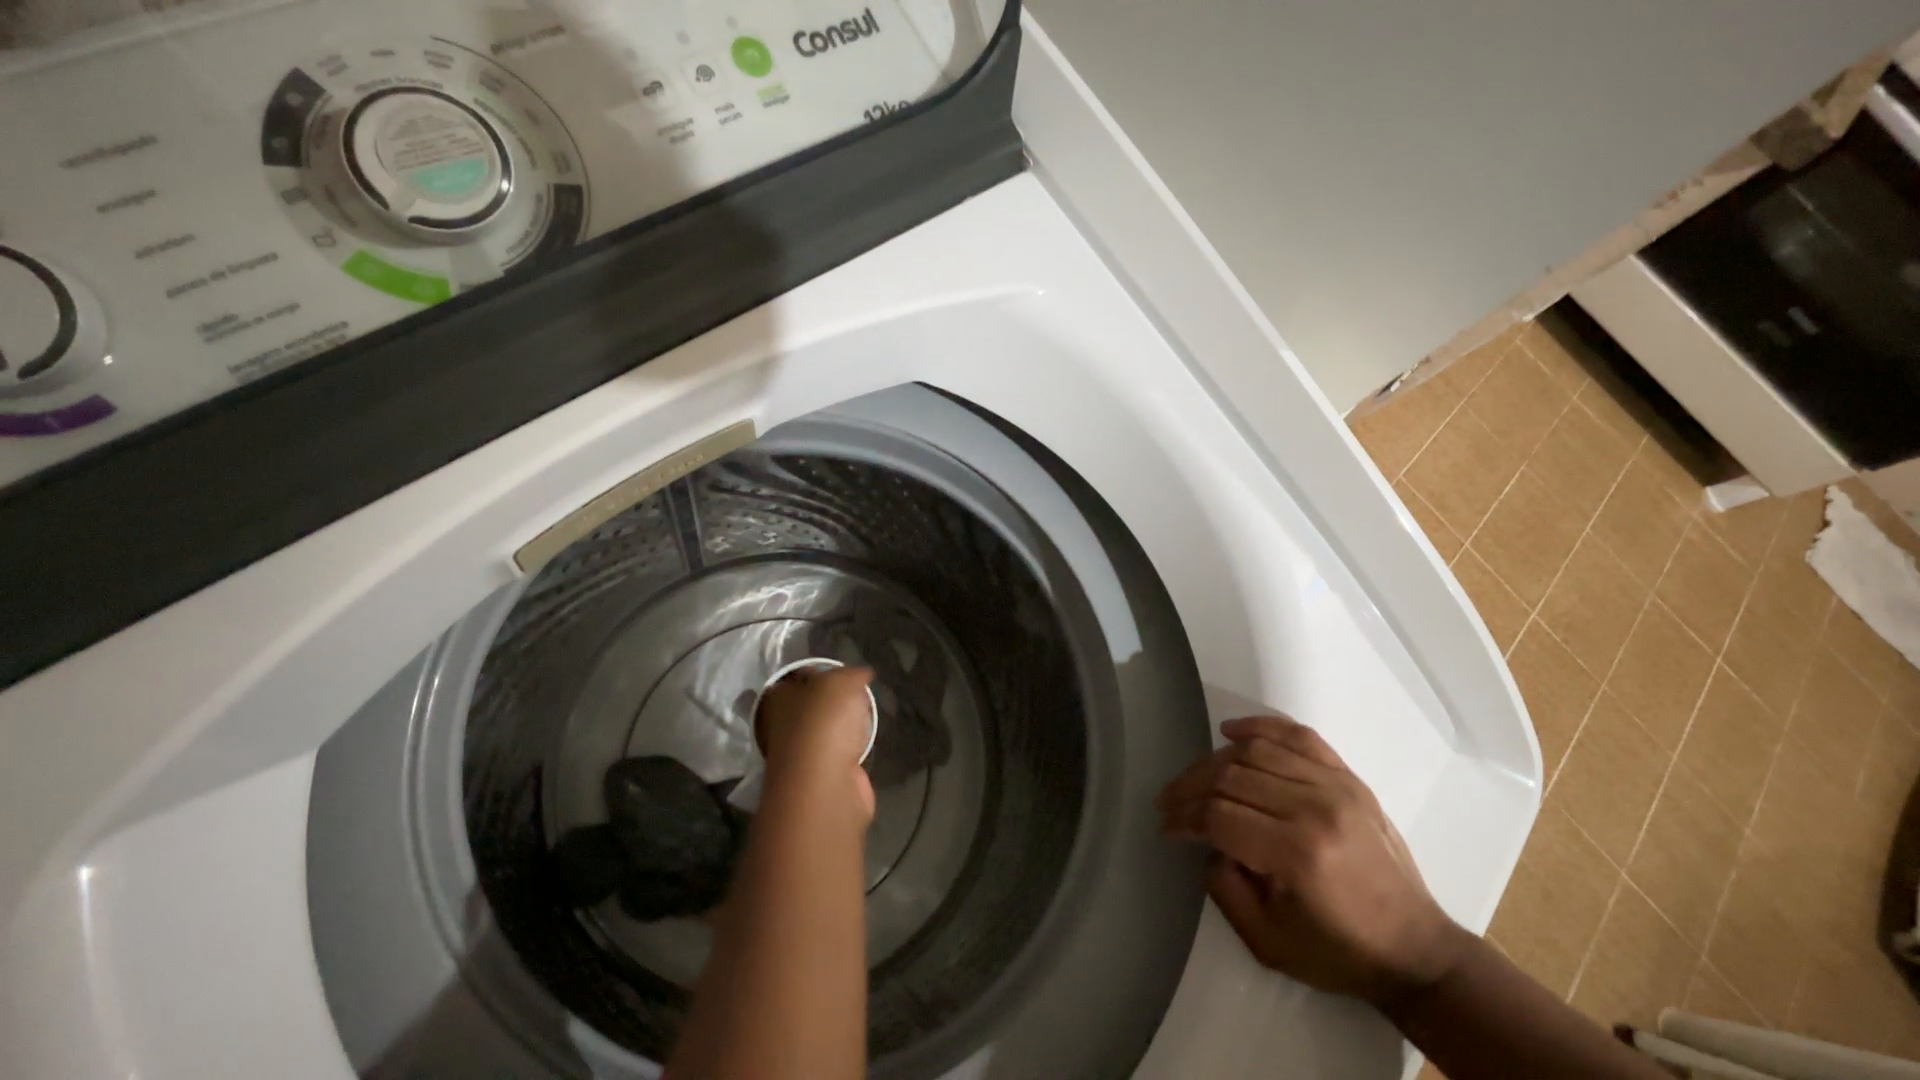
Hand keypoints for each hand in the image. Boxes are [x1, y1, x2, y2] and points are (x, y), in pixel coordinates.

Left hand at [755, 665, 875, 820]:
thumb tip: (862, 674)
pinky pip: (838, 755)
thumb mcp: (841, 682)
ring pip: (825, 732)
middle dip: (832, 701)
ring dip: (842, 727)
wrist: (827, 783)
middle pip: (810, 707)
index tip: (842, 671)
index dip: (817, 672)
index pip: (795, 679)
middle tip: (858, 693)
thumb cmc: (825, 722)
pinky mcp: (822, 777)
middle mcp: (784, 726)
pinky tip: (864, 744)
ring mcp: (802, 755)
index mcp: (778, 699)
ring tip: (865, 716)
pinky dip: (850, 751)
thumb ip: (851, 674)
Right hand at [1157, 715, 1470, 1005]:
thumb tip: (1208, 846)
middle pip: (1232, 776)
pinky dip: (1262, 726)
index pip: (1219, 815)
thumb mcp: (1267, 942)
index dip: (1183, 818)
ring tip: (1194, 778)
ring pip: (1258, 751)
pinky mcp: (1350, 779)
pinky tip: (1232, 731)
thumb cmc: (1338, 953)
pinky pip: (1300, 737)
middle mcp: (1315, 808)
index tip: (1166, 829)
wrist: (1414, 948)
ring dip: (1215, 759)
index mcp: (1296, 854)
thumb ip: (1224, 889)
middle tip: (1168, 803)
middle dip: (1189, 787)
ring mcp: (1337, 787)